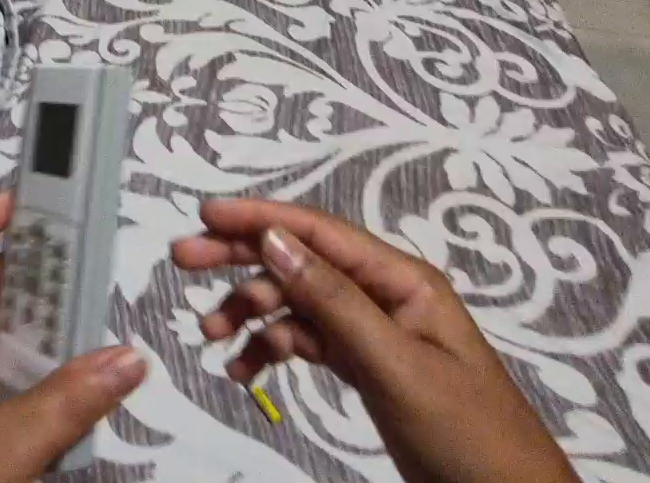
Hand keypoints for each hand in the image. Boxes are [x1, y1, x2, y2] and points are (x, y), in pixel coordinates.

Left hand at [0, 192, 147, 482]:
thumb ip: (65, 404)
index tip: (24, 195)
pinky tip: (82, 375)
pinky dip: (48, 369)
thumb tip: (130, 355)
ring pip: (5, 340)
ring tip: (92, 302)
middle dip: (28, 266)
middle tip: (82, 250)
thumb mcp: (0, 452)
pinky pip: (17, 384)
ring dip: (43, 319)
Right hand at [172, 198, 578, 482]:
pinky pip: (302, 341)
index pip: (317, 232)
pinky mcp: (359, 363)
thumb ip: (333, 300)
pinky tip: (243, 369)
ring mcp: (368, 328)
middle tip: (182, 259)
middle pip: (297, 260)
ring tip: (208, 334)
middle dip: (239, 259)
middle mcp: (378, 292)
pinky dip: (269, 349)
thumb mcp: (397, 367)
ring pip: (292, 302)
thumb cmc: (467, 434)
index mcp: (399, 279)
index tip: (206, 214)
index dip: (259, 218)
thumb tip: (272, 239)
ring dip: (248, 312)